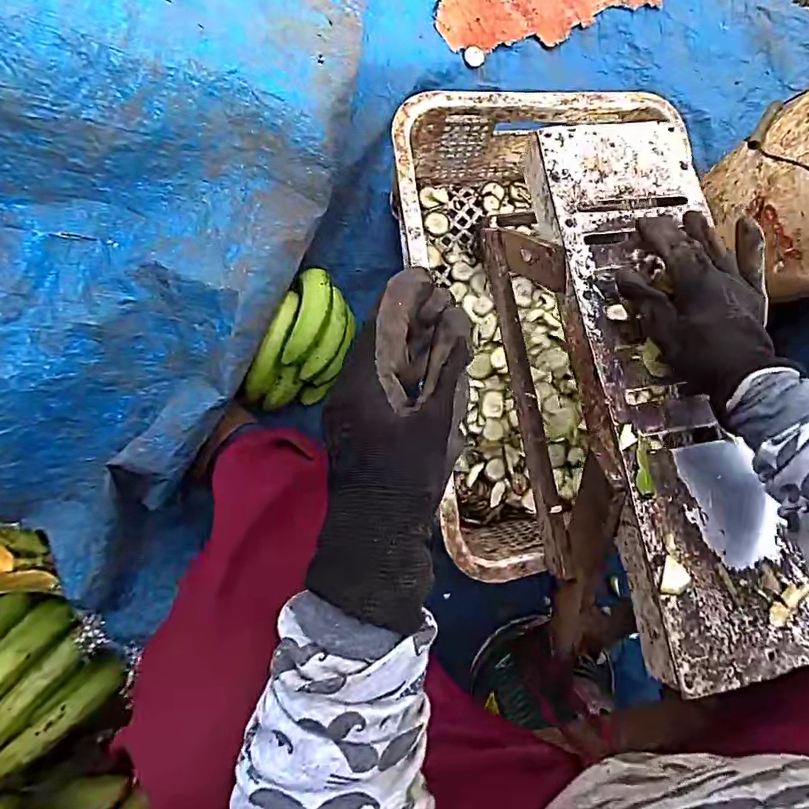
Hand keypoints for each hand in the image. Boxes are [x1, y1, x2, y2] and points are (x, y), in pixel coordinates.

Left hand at [305, 269, 471, 633]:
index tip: (430, 273)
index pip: (384, 319)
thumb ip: (448, 366)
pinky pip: (388, 380)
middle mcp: (353, 384)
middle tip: (446, 297)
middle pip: (384, 335)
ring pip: (386, 358)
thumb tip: (455, 318)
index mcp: (364, 378)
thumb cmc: (407, 478)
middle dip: (414, 313)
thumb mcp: (437, 420)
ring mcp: (356, 403)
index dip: (407, 293)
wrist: (375, 535)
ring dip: (415, 338)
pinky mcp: (366, 420)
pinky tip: (433, 361)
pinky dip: (411, 366)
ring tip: (445, 321)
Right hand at [613, 211, 780, 410]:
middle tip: (664, 222)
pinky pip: (751, 263)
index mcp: (693, 279)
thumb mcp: (665, 331)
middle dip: (675, 231)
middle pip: (693, 244)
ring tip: (694, 217)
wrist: (746, 376)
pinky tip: (748, 223)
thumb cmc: (702, 355)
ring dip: (704, 232)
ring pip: (718, 249)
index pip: (670, 247)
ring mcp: (737, 283)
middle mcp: (716, 274)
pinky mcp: (752, 295)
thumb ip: (646, 300)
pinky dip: (750, 242)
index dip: (654, 233)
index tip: (641, 224)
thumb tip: (624, 275)